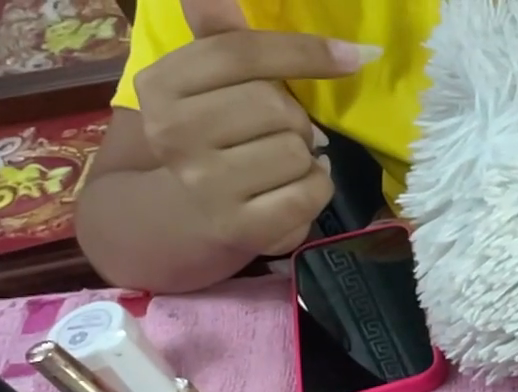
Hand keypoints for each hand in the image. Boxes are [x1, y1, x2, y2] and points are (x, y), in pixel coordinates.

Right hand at [133, 0, 371, 256]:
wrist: (190, 217)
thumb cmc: (211, 141)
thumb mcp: (205, 86)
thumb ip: (220, 38)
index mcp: (162, 85)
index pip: (240, 53)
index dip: (305, 51)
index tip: (355, 55)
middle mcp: (175, 133)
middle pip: (275, 106)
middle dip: (296, 119)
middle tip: (283, 133)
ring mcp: (208, 185)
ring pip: (297, 151)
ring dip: (308, 157)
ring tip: (285, 165)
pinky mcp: (245, 227)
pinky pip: (311, 191)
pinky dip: (318, 187)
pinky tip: (297, 188)